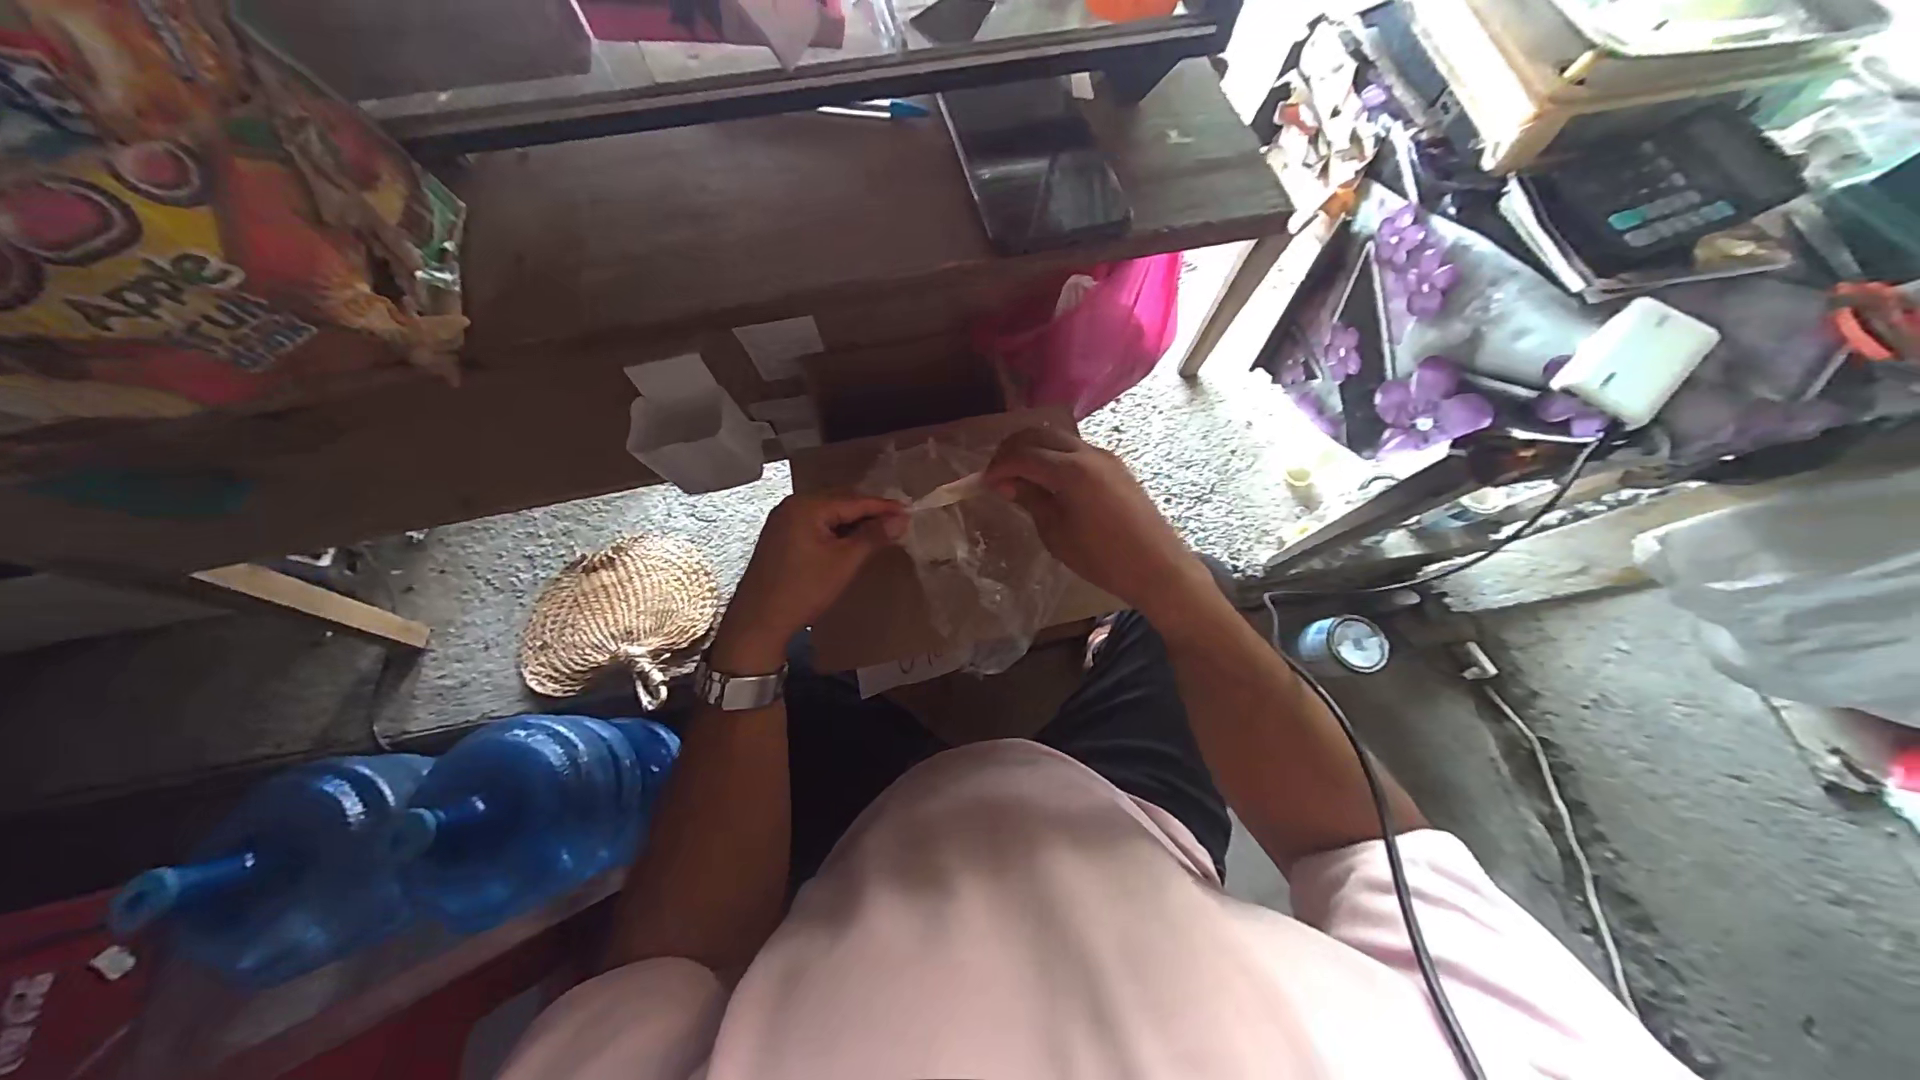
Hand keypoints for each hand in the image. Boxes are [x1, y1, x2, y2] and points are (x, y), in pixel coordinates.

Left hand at [710, 492, 906, 671]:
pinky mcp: (779, 536)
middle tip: (896, 522)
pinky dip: (834, 529)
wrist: (759, 620)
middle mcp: (792, 505)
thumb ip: (873, 536)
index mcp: (807, 506)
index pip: (854, 500)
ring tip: (878, 531)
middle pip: (839, 501)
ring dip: (852, 521)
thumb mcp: (844, 562)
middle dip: (868, 511)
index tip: (908, 511)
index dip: (883, 506)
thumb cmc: (804, 589)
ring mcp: (782, 520)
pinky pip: (814, 523)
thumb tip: (901, 519)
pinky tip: (849, 541)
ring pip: (827, 512)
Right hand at [984, 426, 1213, 620]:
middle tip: (997, 474)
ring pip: (1058, 437)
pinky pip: (1075, 449)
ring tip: (1018, 476)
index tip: (984, 484)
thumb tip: (1006, 483)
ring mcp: (1105, 457)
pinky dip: (1053, 456)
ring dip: (1033, 449)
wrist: (1158, 567)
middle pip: (1039, 434)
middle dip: (1012, 450)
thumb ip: (1031, 500)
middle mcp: (1088, 453)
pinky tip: (1046, 479)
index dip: (998, 467)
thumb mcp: (1056, 533)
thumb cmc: (1103, 558)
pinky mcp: (1115, 466)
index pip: (1023, 455)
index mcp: (1071, 471)